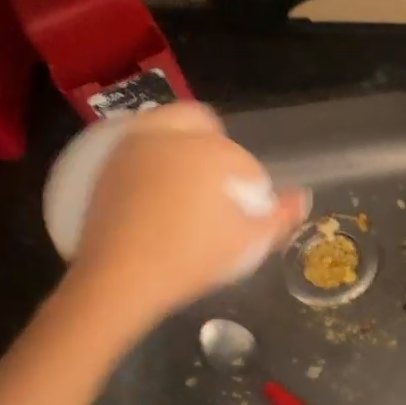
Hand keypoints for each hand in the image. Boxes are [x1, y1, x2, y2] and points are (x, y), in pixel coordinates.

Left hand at [63, 103, 308, 330]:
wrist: (116, 283)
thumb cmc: (189, 260)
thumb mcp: (247, 244)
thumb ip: (280, 217)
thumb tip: (301, 198)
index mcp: (209, 150)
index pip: (241, 159)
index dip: (251, 182)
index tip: (247, 207)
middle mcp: (170, 138)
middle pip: (199, 121)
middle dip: (213, 143)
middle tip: (216, 178)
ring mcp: (132, 148)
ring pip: (163, 127)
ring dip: (179, 145)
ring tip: (185, 180)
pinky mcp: (104, 166)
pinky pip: (135, 148)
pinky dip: (148, 159)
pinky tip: (154, 190)